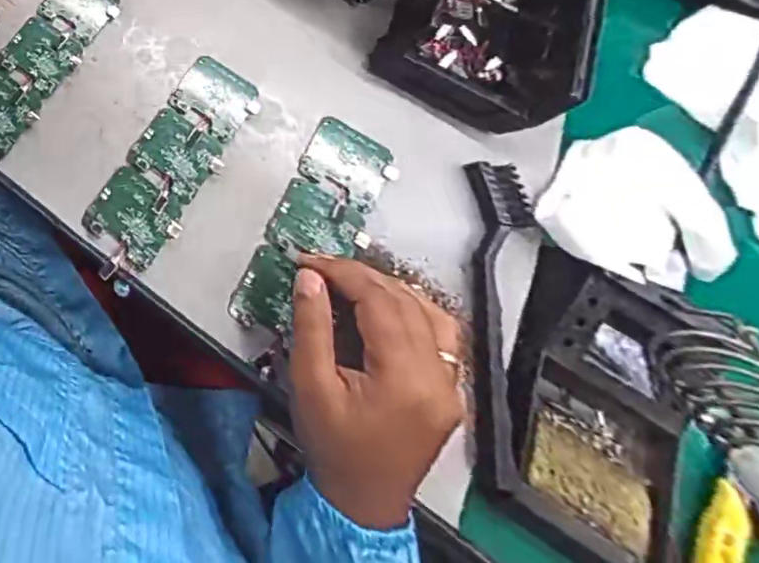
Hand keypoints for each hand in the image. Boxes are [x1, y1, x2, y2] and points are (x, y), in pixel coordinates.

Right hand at [288, 254, 464, 530]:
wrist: (362, 497)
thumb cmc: (332, 444)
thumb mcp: (308, 382)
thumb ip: (311, 326)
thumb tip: (310, 279)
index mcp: (405, 379)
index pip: (379, 302)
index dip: (342, 273)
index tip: (308, 262)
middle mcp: (439, 379)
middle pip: (405, 302)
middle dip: (358, 275)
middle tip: (318, 266)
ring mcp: (450, 386)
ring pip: (429, 312)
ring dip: (386, 288)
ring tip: (346, 279)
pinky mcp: (448, 391)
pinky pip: (440, 334)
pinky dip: (410, 308)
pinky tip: (382, 304)